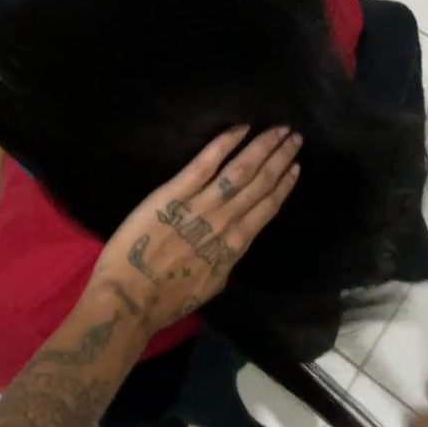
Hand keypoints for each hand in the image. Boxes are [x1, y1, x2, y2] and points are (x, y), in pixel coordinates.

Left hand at [86, 125, 301, 335]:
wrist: (131, 299)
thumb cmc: (166, 299)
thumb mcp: (210, 285)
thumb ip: (226, 260)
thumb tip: (234, 242)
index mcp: (234, 247)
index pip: (267, 208)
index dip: (283, 186)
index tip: (297, 167)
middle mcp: (225, 222)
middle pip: (260, 183)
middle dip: (280, 158)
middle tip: (296, 136)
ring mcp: (201, 205)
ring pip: (240, 170)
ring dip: (263, 147)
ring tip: (280, 129)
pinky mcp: (174, 193)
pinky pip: (204, 164)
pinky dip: (225, 143)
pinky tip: (241, 127)